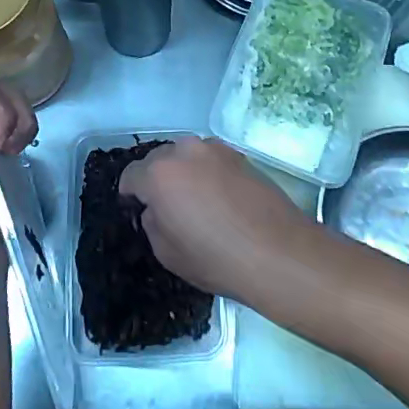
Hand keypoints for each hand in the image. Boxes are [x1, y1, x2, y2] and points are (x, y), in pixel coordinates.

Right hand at [117, 136, 319, 302]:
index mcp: (159, 173)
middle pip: (159, 160)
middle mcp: (185, 151)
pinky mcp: (241, 156)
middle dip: (157, 179)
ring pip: (187, 156)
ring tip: (195, 201)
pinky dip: (208, 173)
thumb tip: (157, 208)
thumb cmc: (216, 258)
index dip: (130, 194)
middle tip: (167, 207)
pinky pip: (212, 160)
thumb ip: (152, 221)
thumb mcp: (166, 251)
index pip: (130, 175)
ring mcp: (216, 150)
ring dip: (184, 172)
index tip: (135, 209)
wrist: (278, 254)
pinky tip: (219, 198)